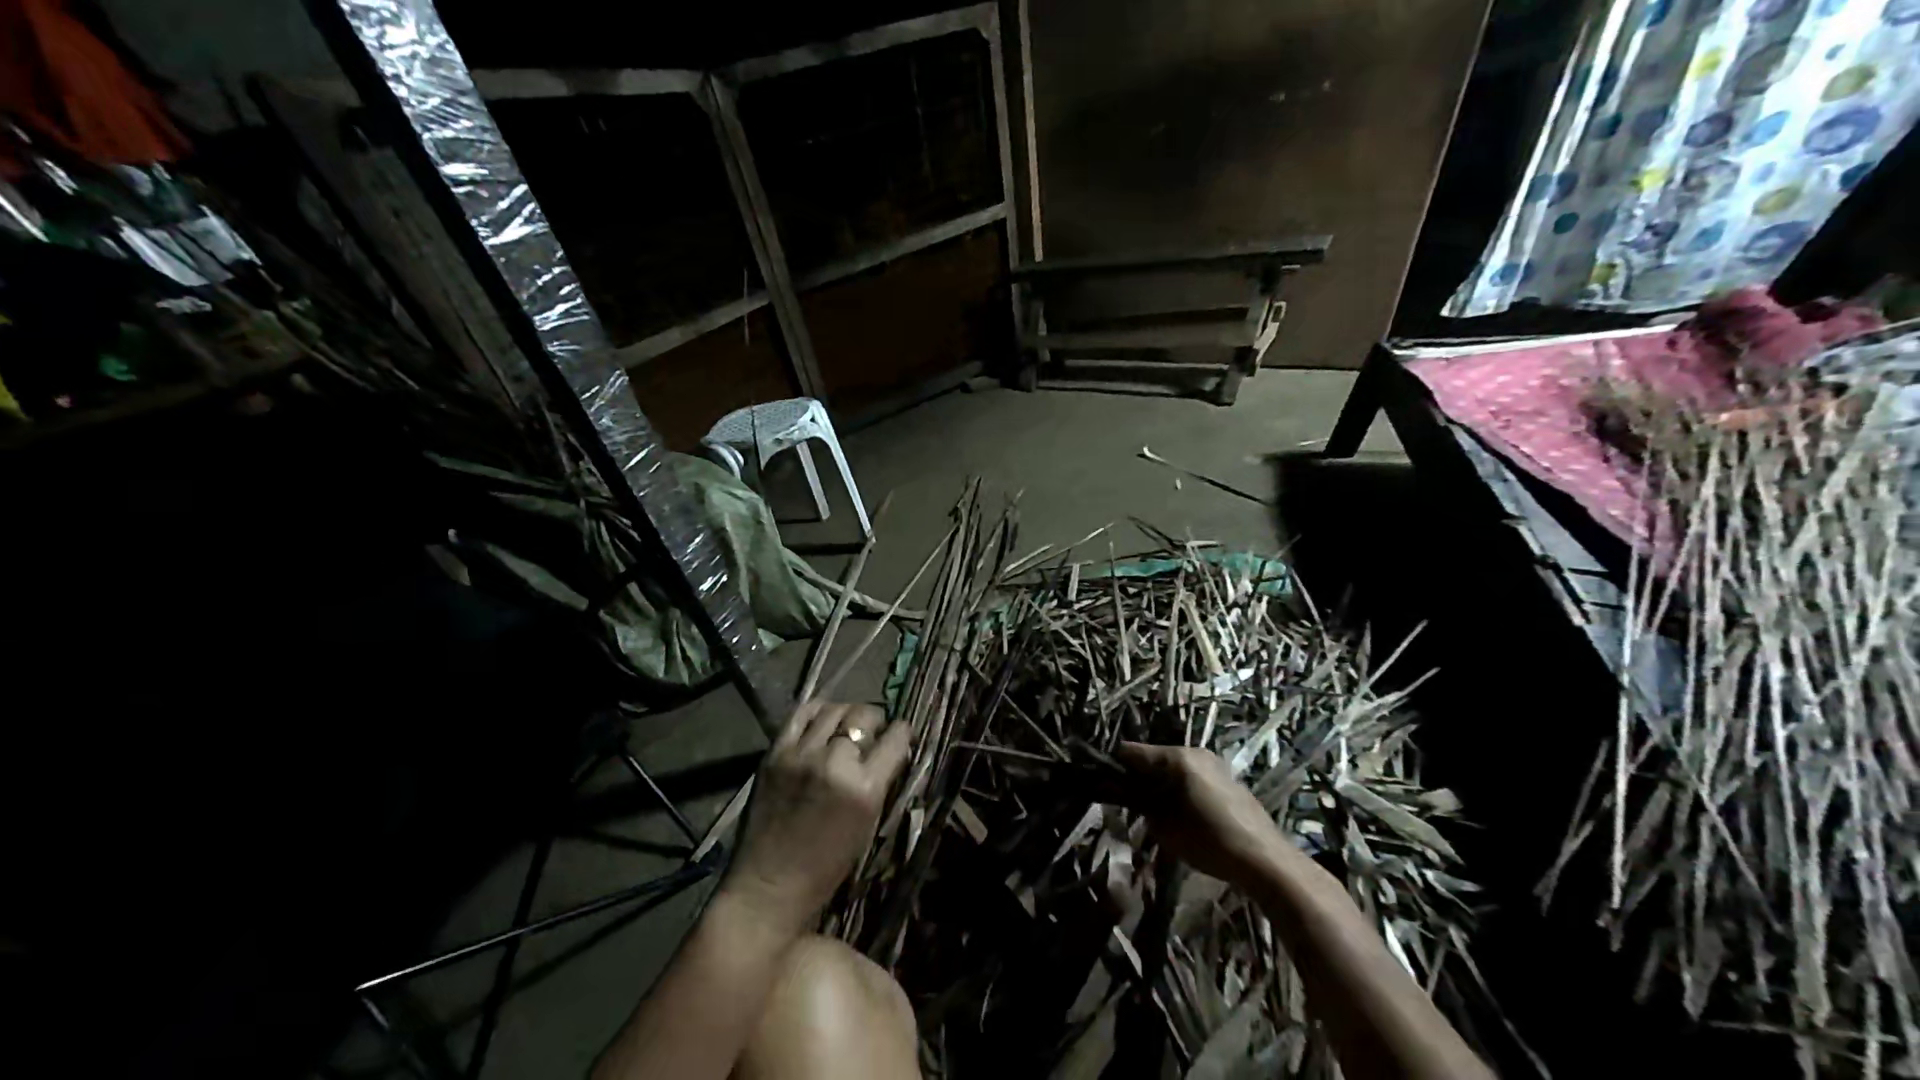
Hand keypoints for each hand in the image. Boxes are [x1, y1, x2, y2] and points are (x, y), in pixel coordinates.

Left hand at [722, 702, 910, 931]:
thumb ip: (880, 782)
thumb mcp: (868, 824)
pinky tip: (823, 720)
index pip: (896, 738)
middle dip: (876, 720)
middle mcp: (834, 762)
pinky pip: (801, 714)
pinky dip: (817, 711)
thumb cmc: (826, 867)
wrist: (769, 885)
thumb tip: (892, 750)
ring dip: (848, 714)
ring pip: (834, 709)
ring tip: (848, 725)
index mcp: (864, 788)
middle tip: (874, 732)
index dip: (903, 733)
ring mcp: (801, 754)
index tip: (902, 736)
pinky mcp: (775, 753)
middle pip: (864, 715)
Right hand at [1116, 742, 1282, 885]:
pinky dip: (1179, 789)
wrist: (1265, 860)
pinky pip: (1192, 777)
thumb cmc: (1208, 840)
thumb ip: (1136, 801)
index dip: (1111, 767)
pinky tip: (1180, 814)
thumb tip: (1112, 788)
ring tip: (1152, 812)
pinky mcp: (1227, 780)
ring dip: (1158, 784)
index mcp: (1176, 756)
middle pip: (1153, 758)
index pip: (1130, 751)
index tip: (1099, 784)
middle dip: (1136, 777)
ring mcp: (1214, 764)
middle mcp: (1195, 752)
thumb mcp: (1163, 825)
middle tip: (1125, 803)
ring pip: (1173, 768)